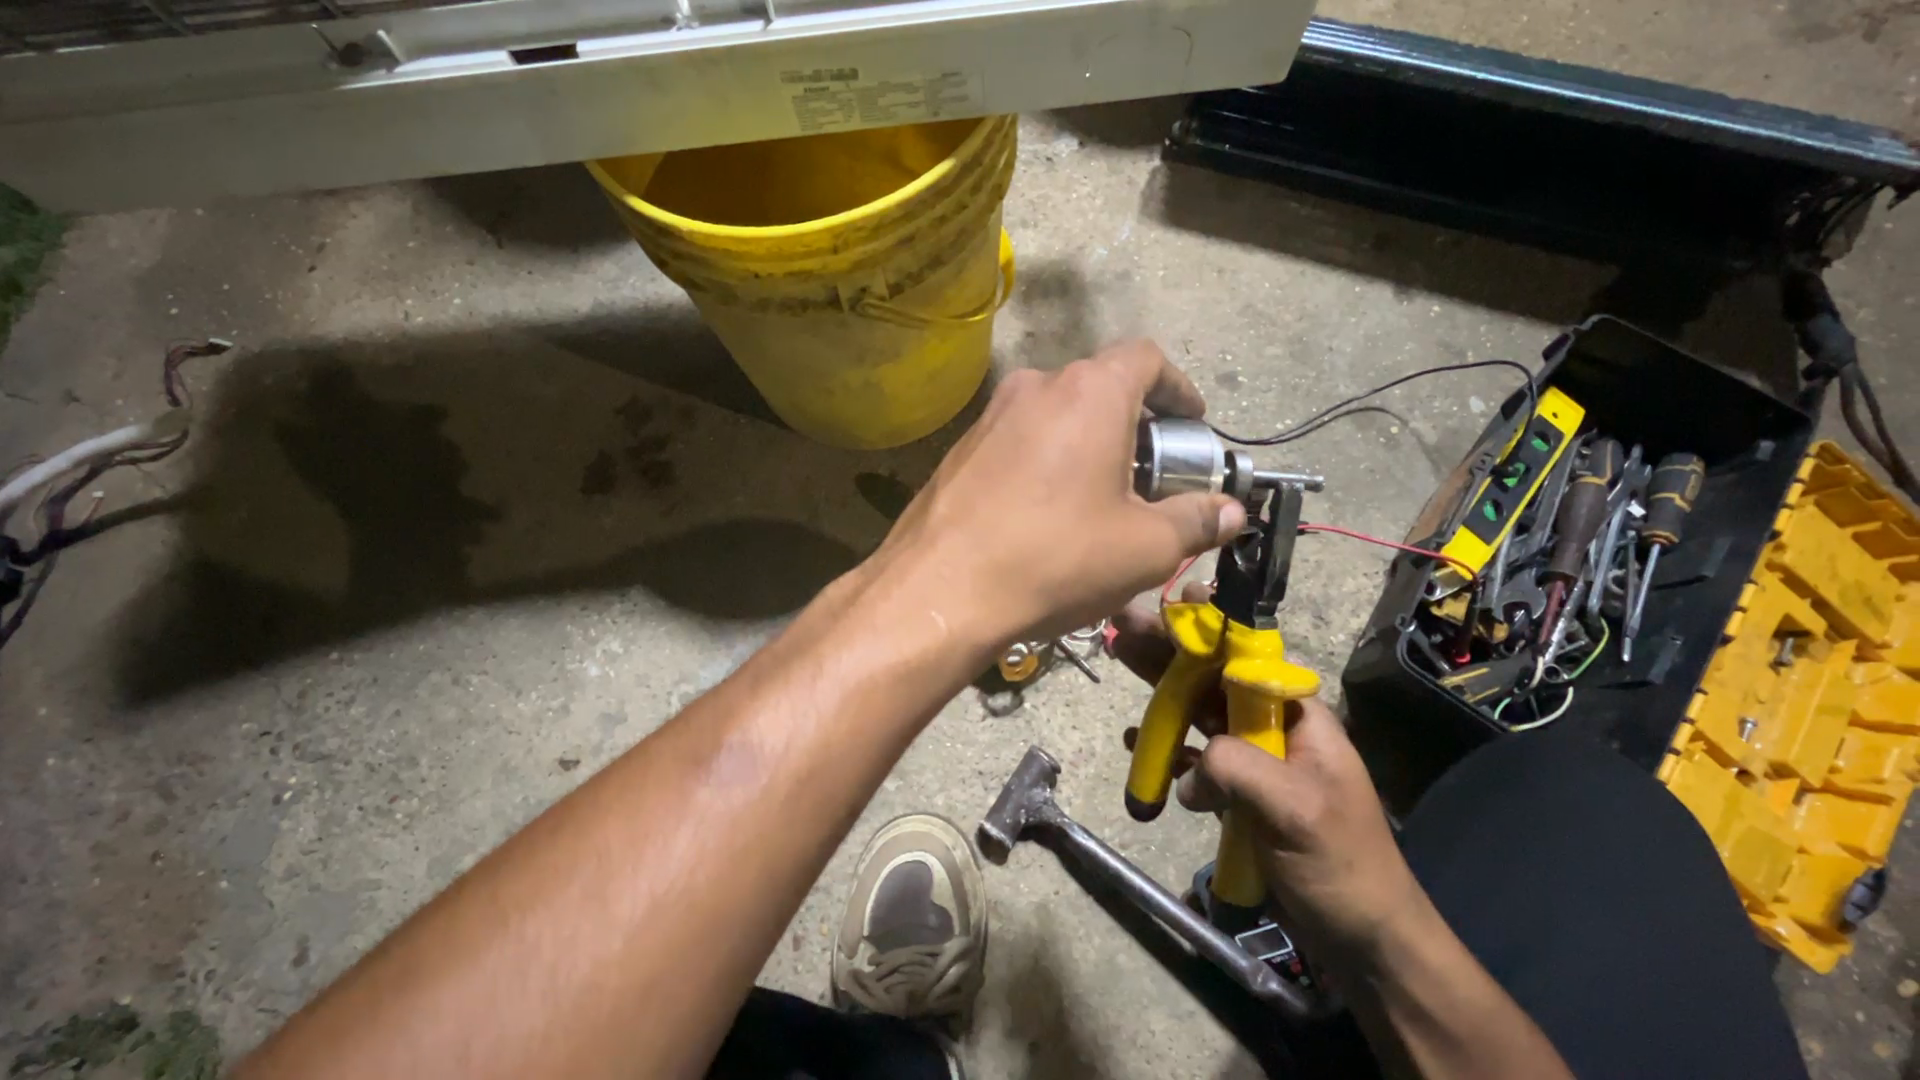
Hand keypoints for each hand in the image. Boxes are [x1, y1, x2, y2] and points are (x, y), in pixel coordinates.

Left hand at [859, 341, 1245, 652]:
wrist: (941, 591)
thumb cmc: (1056, 558)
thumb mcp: (1145, 547)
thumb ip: (1197, 520)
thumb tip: (1231, 512)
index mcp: (1089, 392)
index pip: (1146, 358)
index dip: (1178, 387)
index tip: (1191, 423)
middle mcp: (1035, 388)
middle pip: (1099, 389)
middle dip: (1134, 427)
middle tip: (1151, 478)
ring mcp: (989, 417)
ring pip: (1055, 418)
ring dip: (1086, 448)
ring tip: (1098, 504)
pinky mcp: (959, 452)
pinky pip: (1018, 445)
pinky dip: (1045, 466)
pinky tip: (1045, 518)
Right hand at [1112, 587, 1421, 959]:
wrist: (1361, 936)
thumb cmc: (1342, 864)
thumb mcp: (1297, 809)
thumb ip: (1241, 768)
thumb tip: (1193, 761)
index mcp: (1299, 717)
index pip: (1250, 659)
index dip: (1211, 629)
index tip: (1175, 601)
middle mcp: (1274, 729)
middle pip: (1214, 679)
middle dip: (1171, 652)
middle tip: (1125, 625)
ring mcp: (1256, 762)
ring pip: (1200, 715)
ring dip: (1161, 694)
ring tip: (1121, 663)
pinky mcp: (1239, 793)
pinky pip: (1196, 760)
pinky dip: (1168, 750)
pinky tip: (1136, 744)